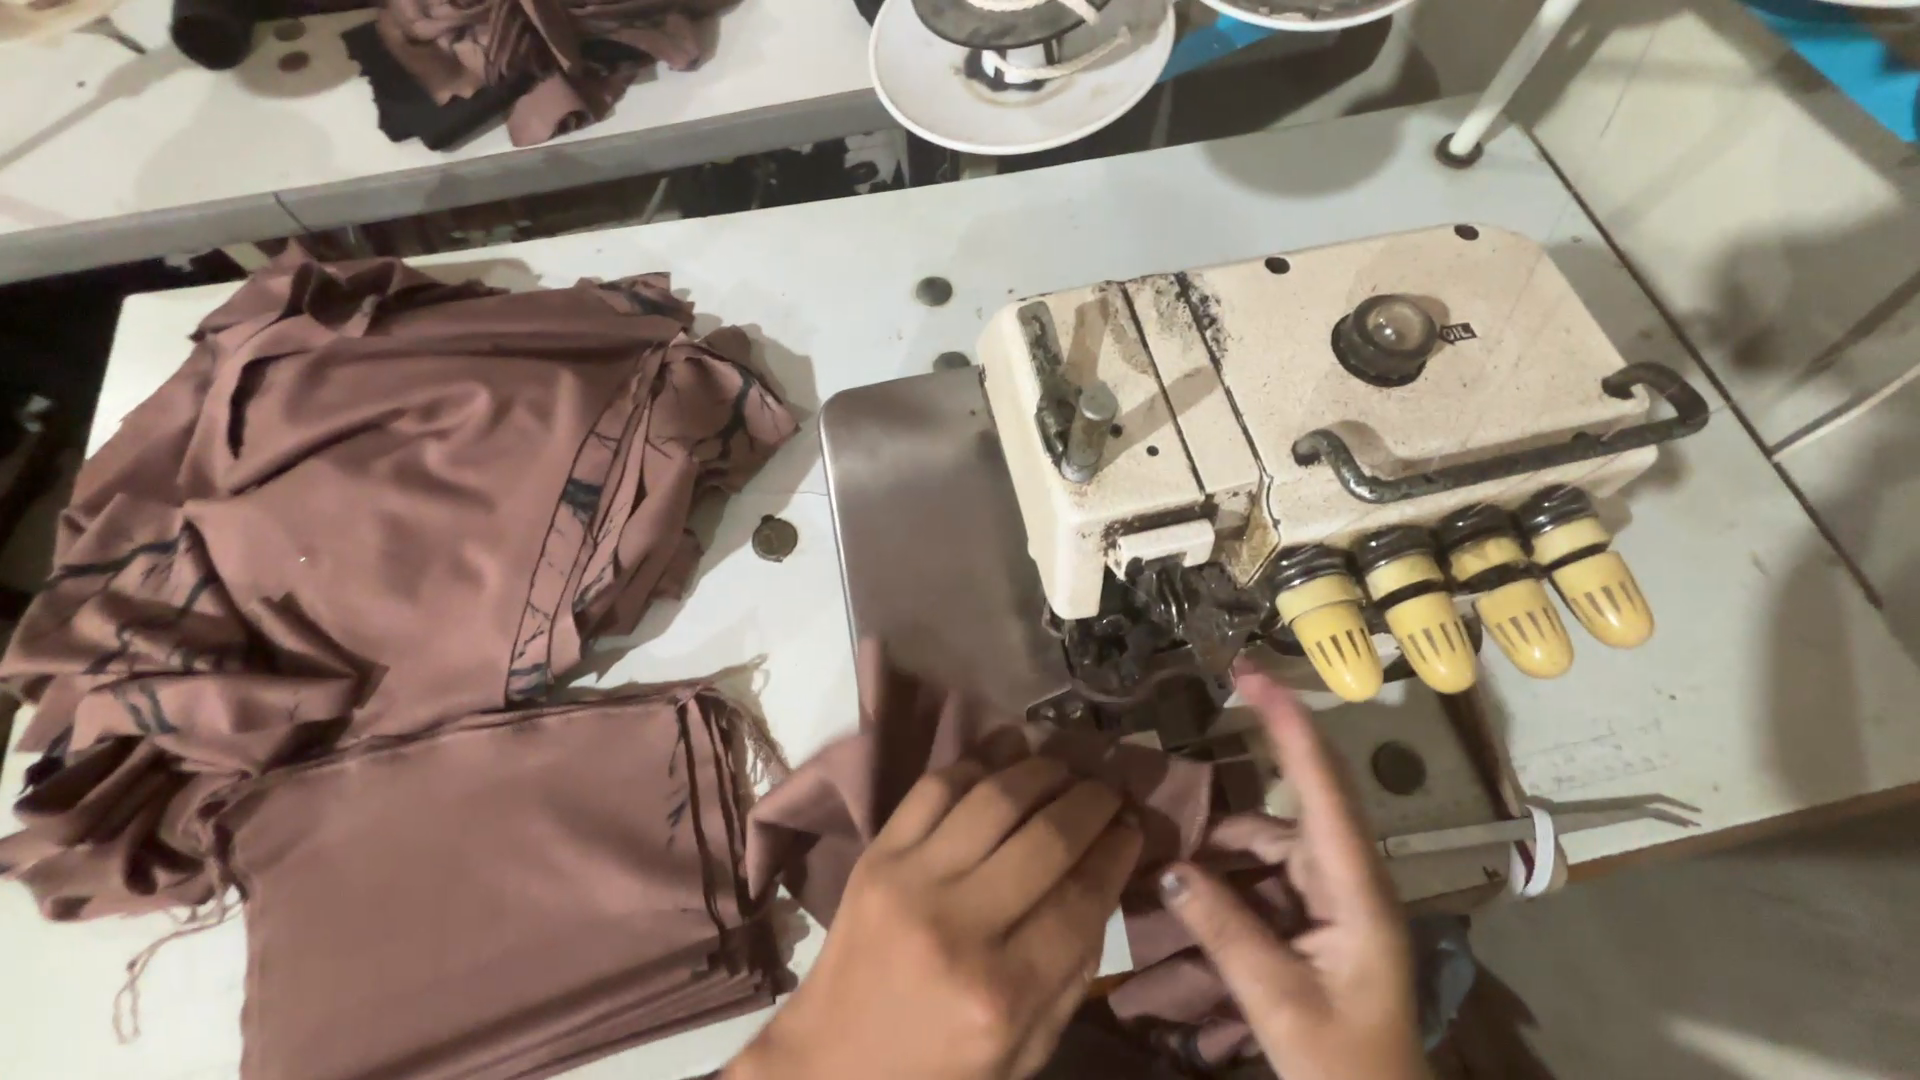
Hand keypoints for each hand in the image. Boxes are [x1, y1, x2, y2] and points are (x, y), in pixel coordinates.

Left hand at [727, 752, 1143, 1079]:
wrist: (831, 1063)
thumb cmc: (940, 1067)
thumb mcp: (1027, 1048)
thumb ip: (1075, 969)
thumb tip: (1107, 876)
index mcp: (1002, 993)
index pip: (1082, 897)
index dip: (1117, 851)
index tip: (1135, 827)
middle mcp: (957, 926)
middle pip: (1046, 836)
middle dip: (1092, 802)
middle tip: (1109, 790)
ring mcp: (909, 881)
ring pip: (994, 797)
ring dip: (1042, 771)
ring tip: (1066, 769)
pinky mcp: (876, 854)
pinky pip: (935, 787)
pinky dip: (978, 766)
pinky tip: (1004, 763)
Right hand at [1157, 668, 1430, 1079]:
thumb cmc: (1346, 1065)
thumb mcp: (1280, 1002)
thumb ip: (1224, 930)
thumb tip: (1171, 865)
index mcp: (1356, 890)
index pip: (1323, 789)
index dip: (1289, 725)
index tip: (1254, 674)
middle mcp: (1347, 878)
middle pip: (1288, 811)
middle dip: (1245, 780)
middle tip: (1194, 762)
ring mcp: (1331, 898)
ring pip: (1267, 846)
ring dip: (1220, 852)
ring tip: (1168, 870)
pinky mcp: (1315, 917)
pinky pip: (1262, 877)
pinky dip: (1225, 879)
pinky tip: (1190, 900)